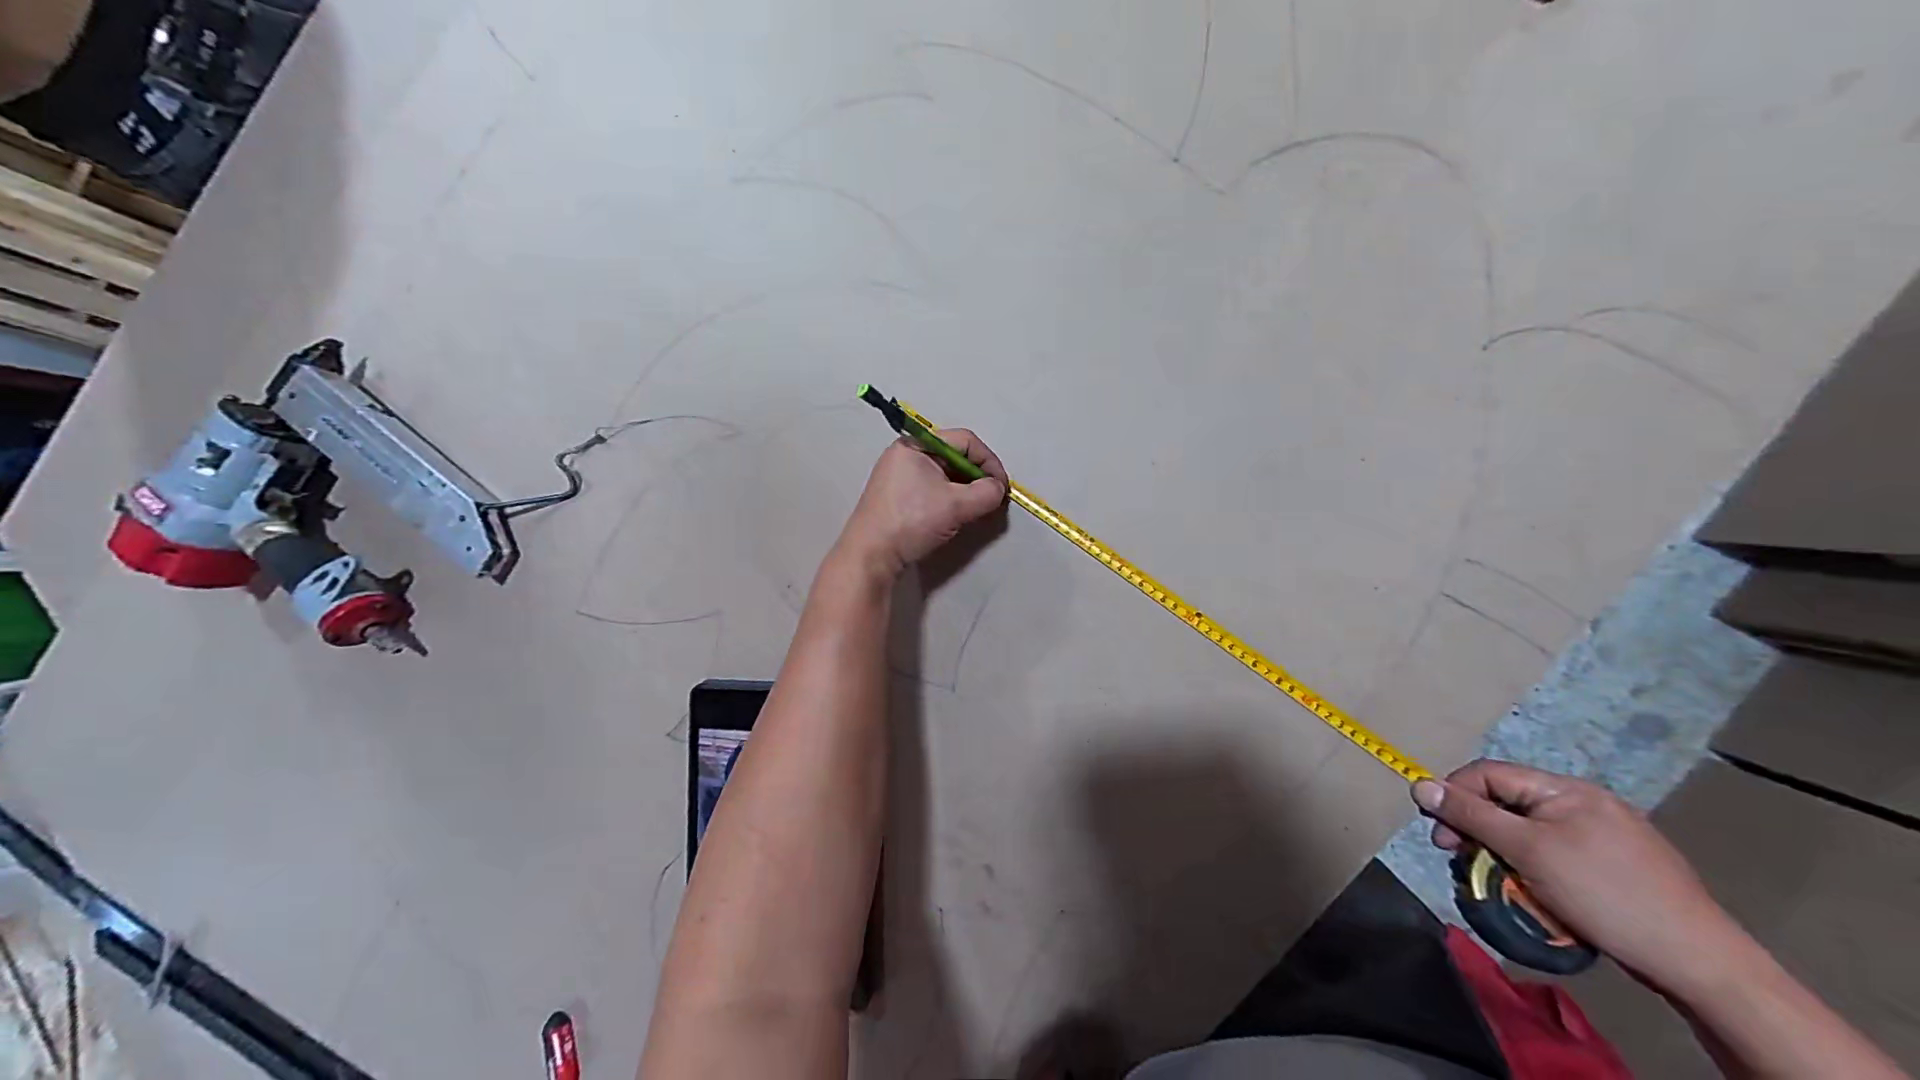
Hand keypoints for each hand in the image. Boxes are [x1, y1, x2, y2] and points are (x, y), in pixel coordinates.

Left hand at [837, 429, 1007, 579]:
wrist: (871, 556)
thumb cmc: (908, 522)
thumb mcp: (956, 505)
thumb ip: (986, 492)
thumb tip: (997, 489)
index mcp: (914, 445)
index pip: (964, 441)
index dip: (988, 462)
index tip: (1001, 485)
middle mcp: (906, 455)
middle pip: (955, 457)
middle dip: (977, 477)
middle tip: (990, 498)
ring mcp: (901, 477)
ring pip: (946, 475)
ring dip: (965, 490)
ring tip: (974, 509)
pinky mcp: (900, 498)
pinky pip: (934, 489)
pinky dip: (950, 499)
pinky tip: (955, 516)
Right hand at [1412, 760, 1745, 992]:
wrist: (1699, 961)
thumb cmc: (1604, 894)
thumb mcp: (1527, 850)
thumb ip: (1470, 815)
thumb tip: (1419, 785)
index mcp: (1565, 789)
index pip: (1488, 774)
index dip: (1454, 796)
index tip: (1440, 834)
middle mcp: (1584, 802)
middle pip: (1506, 802)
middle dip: (1478, 831)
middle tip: (1463, 862)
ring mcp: (1604, 834)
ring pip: (1528, 831)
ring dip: (1504, 854)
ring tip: (1502, 884)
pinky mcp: (1615, 865)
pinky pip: (1555, 853)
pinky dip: (1534, 869)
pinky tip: (1537, 893)